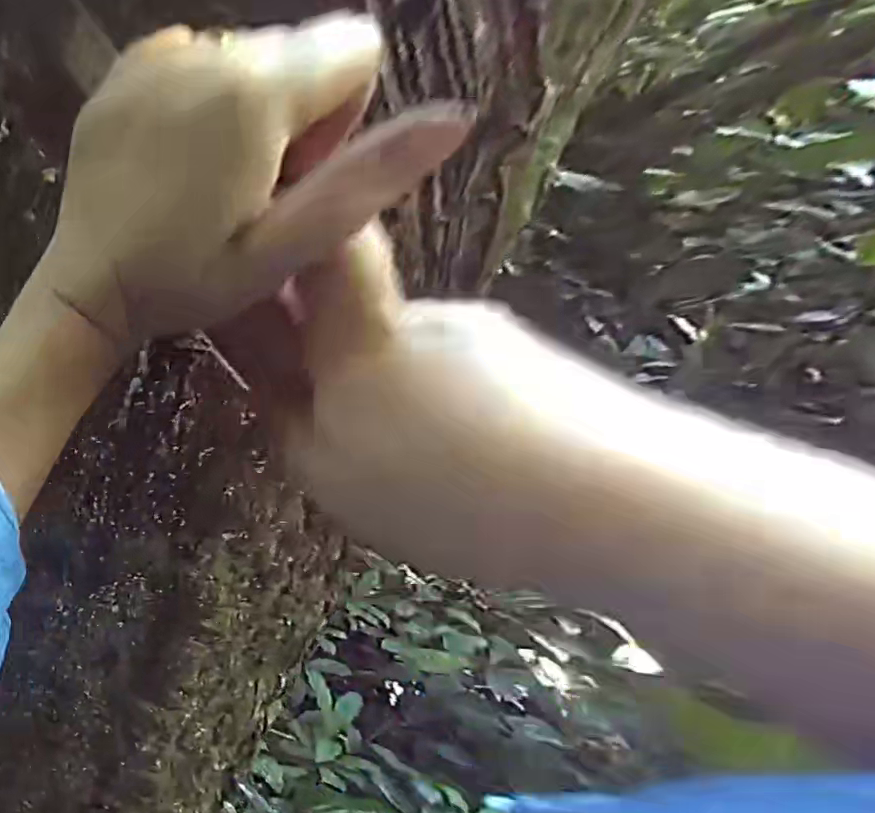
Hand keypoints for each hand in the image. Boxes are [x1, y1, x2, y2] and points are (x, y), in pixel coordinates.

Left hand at [35, 15, 467, 351]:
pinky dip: (193, 99)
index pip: (357, 50)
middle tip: (238, 192)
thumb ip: (361, 185)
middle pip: (297, 51)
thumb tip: (454, 118)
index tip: (288, 181)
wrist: (85, 289)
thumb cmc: (179, 283)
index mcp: (257, 91)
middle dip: (289, 112)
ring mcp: (155, 60)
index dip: (338, 120)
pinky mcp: (119, 76)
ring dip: (240, 108)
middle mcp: (209, 53)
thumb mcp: (276, 254)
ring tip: (199, 183)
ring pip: (242, 57)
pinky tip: (168, 159)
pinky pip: (187, 61)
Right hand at [281, 223, 662, 583]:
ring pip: (400, 351)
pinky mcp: (529, 360)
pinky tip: (447, 463)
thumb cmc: (440, 491)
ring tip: (391, 463)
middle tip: (309, 418)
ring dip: (376, 388)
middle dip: (317, 346)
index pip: (316, 251)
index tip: (250, 273)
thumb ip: (281, 414)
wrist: (625, 505)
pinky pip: (448, 373)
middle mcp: (423, 316)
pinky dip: (429, 406)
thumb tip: (262, 376)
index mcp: (358, 338)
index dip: (283, 245)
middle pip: (351, 310)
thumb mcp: (322, 470)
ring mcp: (482, 335)